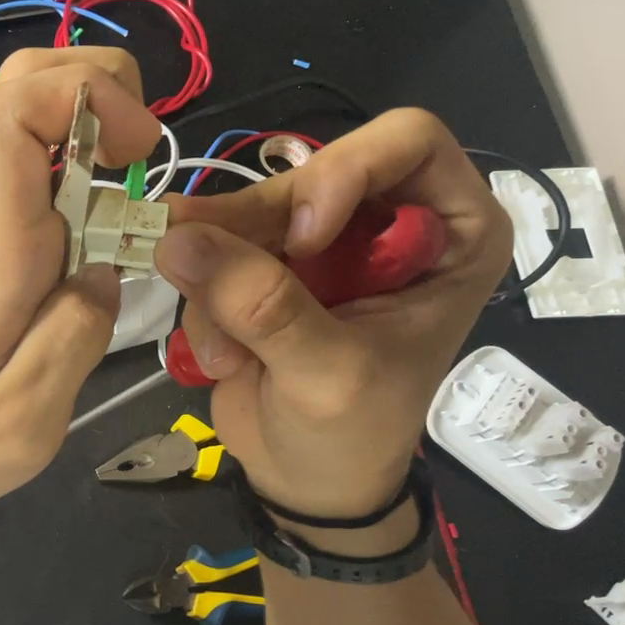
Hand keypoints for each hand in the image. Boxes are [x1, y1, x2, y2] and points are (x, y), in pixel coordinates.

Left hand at [0, 48, 159, 517]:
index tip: (135, 152)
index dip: (85, 95)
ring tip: (130, 192)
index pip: (12, 114)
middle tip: (137, 156)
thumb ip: (74, 339)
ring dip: (88, 126)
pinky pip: (27, 179)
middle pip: (13, 88)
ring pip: (20, 126)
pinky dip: (76, 172)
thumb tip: (104, 272)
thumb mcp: (25, 422)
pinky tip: (102, 232)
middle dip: (93, 85)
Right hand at [155, 108, 511, 519]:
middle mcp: (381, 225)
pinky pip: (211, 257)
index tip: (300, 238)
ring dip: (217, 281)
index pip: (402, 142)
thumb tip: (177, 238)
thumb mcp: (326, 374)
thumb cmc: (351, 433)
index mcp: (448, 232)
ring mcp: (314, 250)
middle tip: (194, 267)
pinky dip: (203, 306)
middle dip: (249, 232)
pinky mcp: (258, 275)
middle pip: (303, 178)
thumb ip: (265, 306)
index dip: (343, 174)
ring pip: (243, 218)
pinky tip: (222, 358)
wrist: (307, 481)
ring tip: (225, 352)